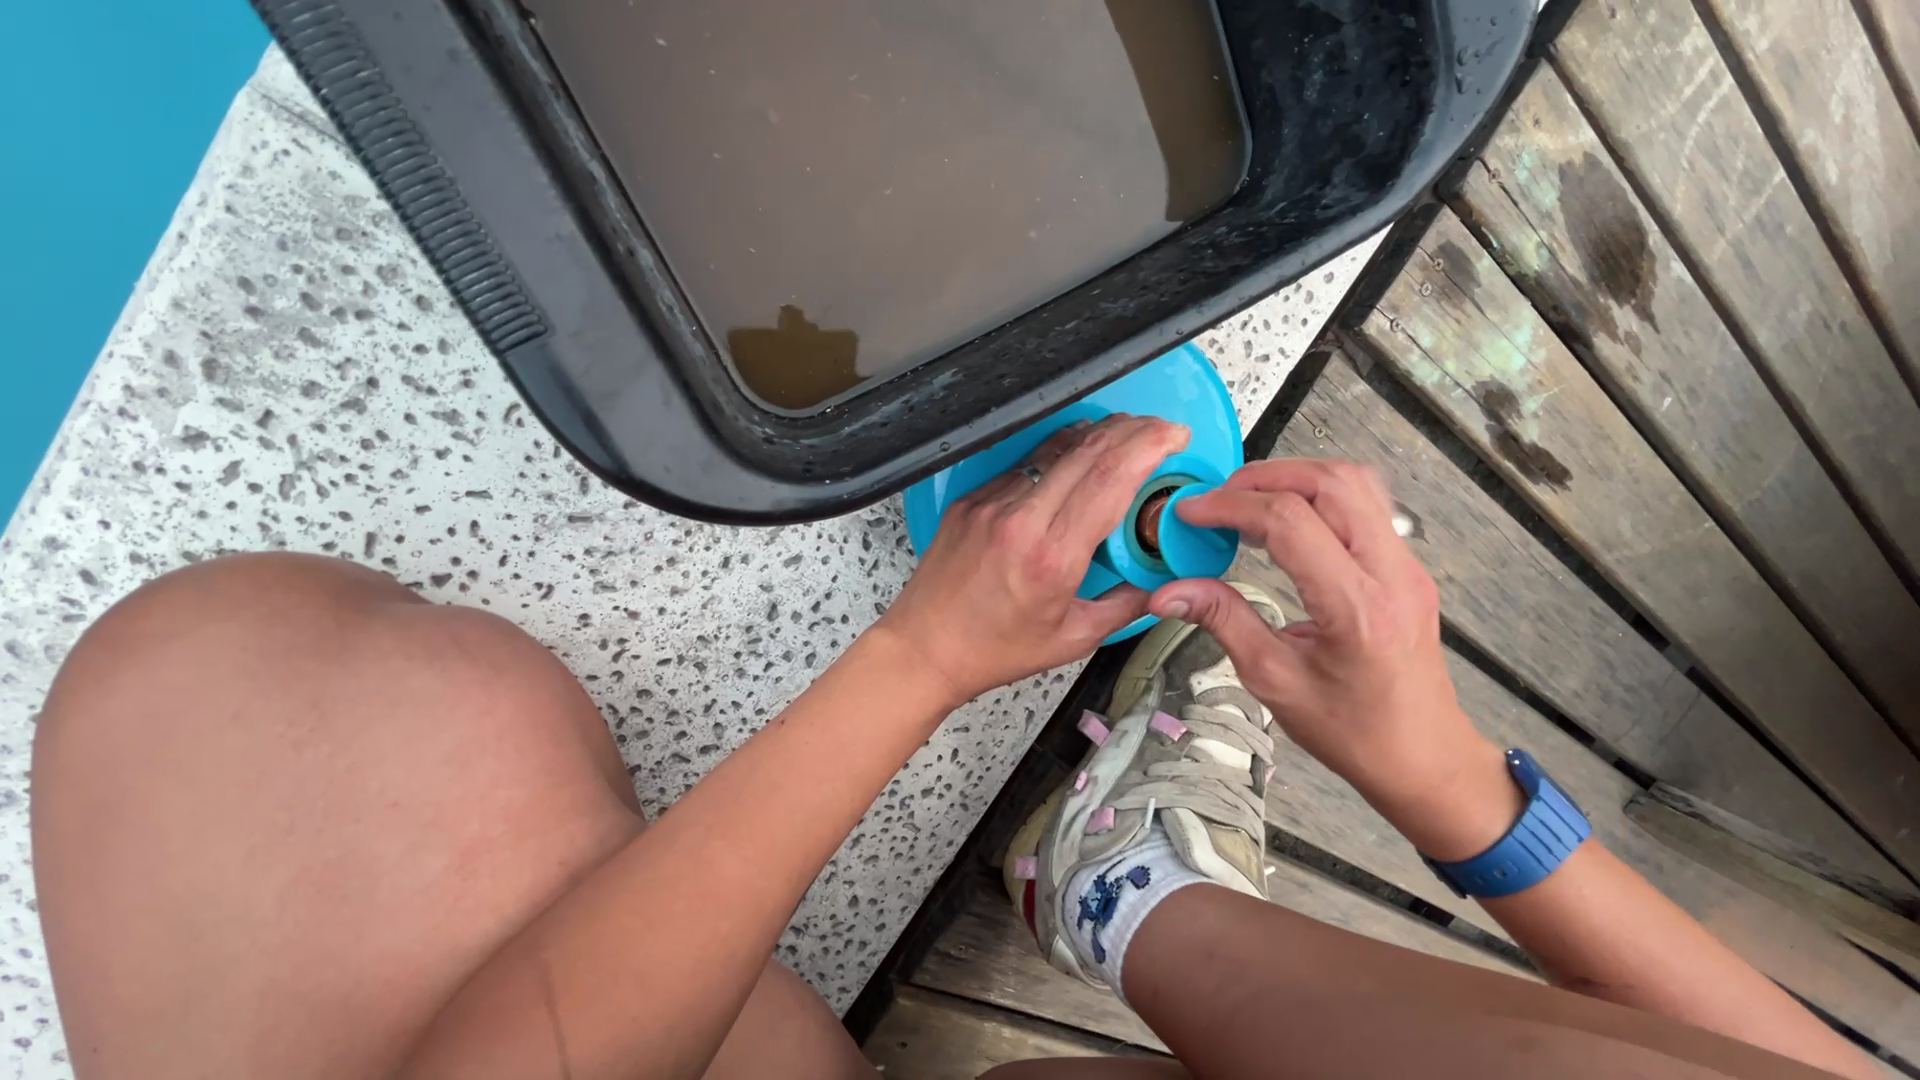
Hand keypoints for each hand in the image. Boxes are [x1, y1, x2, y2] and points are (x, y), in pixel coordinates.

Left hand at [877, 415, 1189, 705]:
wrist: (926, 647)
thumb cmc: (994, 649)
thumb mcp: (1074, 637)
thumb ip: (1126, 605)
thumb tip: (1159, 581)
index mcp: (1052, 556)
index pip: (1110, 478)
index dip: (1149, 446)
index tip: (1173, 436)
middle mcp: (1020, 520)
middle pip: (1087, 450)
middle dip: (1133, 429)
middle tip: (1159, 429)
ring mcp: (991, 504)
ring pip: (1053, 450)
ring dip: (1096, 436)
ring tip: (1125, 436)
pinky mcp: (971, 500)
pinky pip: (1023, 466)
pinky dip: (1057, 457)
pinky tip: (1075, 460)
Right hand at [1145, 459, 1522, 859]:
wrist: (1424, 757)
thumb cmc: (1353, 731)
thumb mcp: (1273, 680)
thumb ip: (1222, 620)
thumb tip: (1169, 592)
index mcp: (1356, 607)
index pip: (1290, 522)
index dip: (1232, 507)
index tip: (1191, 513)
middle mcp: (1391, 573)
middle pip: (1331, 482)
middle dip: (1265, 477)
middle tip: (1218, 498)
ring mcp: (1406, 565)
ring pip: (1354, 483)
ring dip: (1294, 478)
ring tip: (1246, 502)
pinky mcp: (1405, 566)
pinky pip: (1363, 505)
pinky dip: (1316, 497)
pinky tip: (1282, 522)